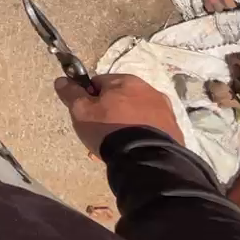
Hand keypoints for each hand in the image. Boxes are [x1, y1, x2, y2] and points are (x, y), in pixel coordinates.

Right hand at [55, 74, 183, 154]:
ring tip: (114, 147)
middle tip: (99, 133)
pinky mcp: (176, 133)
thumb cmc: (109, 128)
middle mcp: (150, 91)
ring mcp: (166, 112)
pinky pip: (151, 131)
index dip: (88, 98)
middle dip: (108, 114)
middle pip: (119, 100)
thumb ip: (70, 93)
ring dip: (124, 126)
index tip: (85, 115)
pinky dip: (140, 137)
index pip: (98, 83)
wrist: (147, 160)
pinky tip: (131, 151)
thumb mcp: (80, 110)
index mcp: (126, 81)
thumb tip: (62, 80)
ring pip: (135, 116)